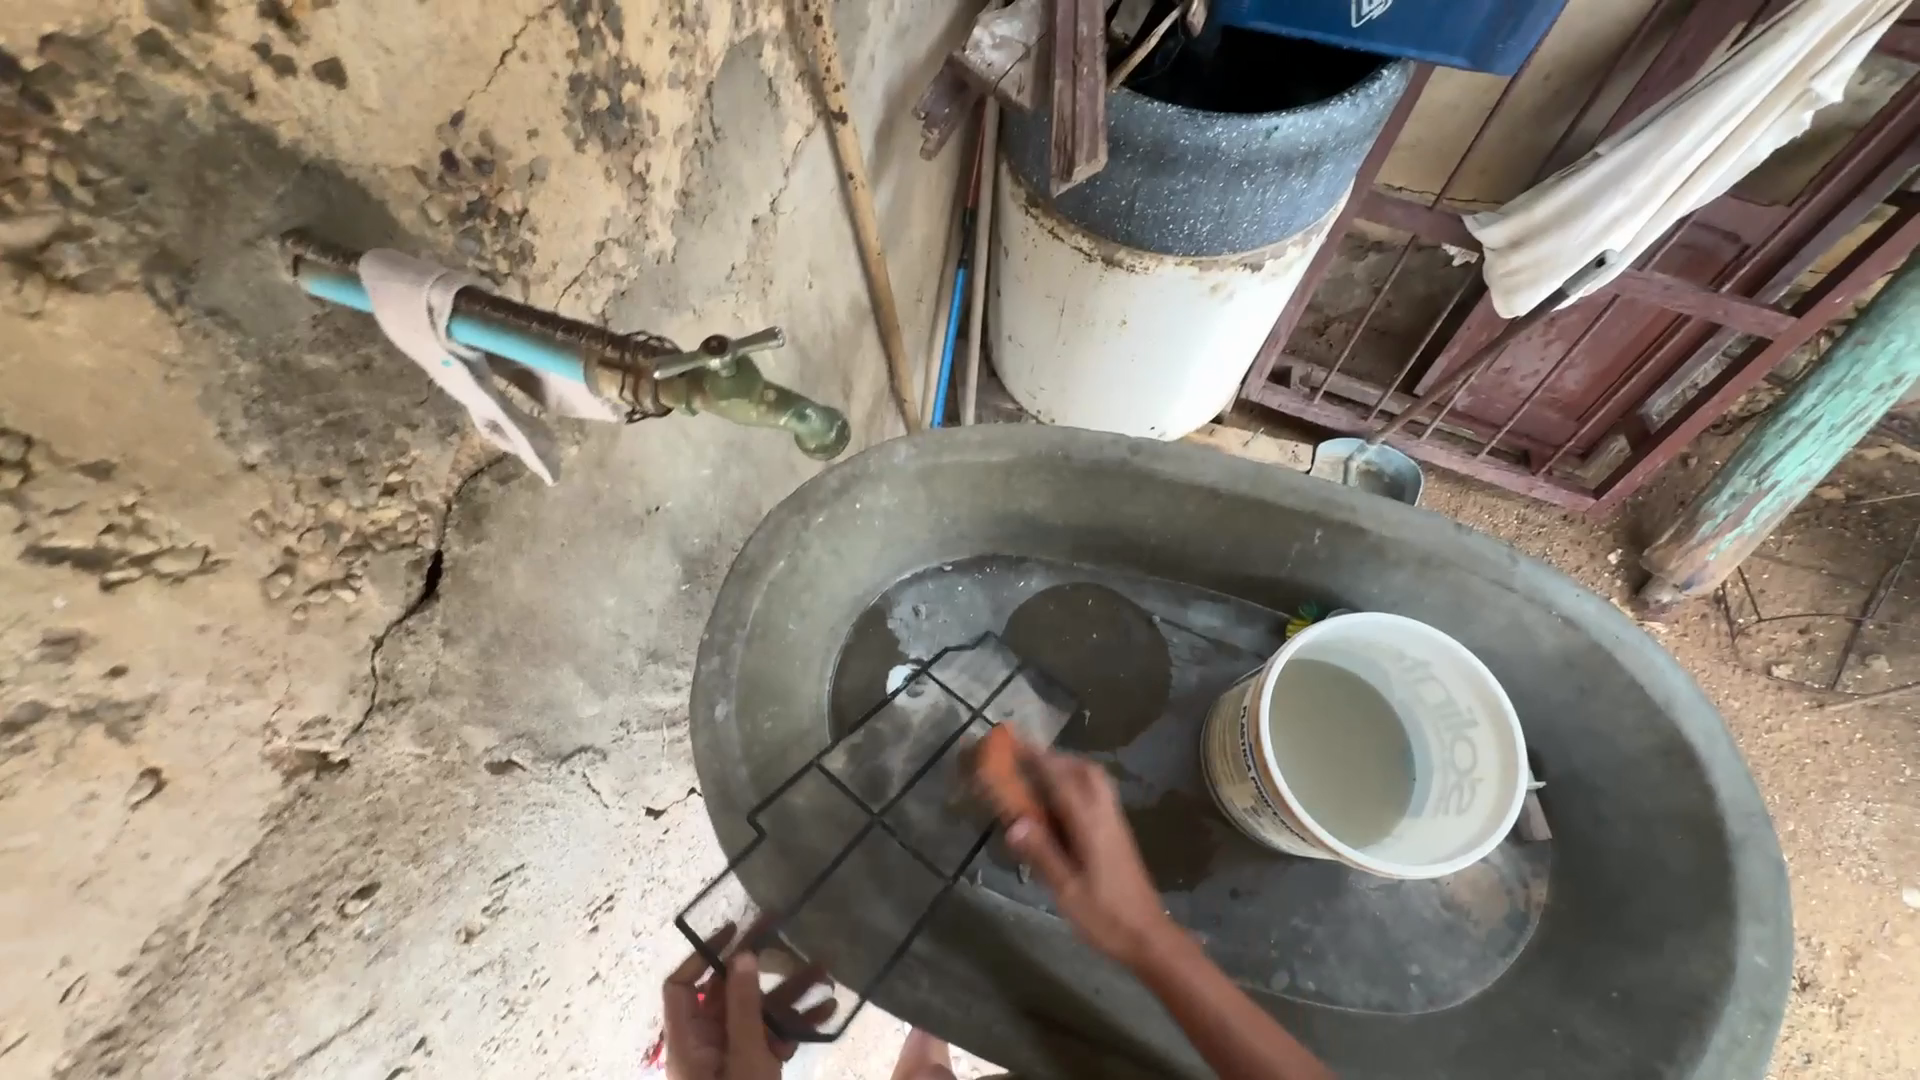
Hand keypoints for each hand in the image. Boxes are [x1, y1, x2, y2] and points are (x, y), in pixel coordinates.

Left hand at [662, 926, 835, 1079]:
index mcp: (688, 1041)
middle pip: (728, 991)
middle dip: (762, 964)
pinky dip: (798, 1022)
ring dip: (791, 991)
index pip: (681, 986)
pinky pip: (774, 1036)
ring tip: (826, 970)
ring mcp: (733, 1057)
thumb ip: (743, 1007)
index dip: (702, 955)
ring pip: (758, 1011)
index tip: (737, 930)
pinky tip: (829, 1008)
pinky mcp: (755, 1070)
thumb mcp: (744, 1059)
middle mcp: (707, 1043)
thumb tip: (742, 955)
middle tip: (789, 930)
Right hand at [998, 743, 1172, 970]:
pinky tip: (1061, 803)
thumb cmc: (1106, 917)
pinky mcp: (1118, 833)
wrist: (1150, 938)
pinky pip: (1098, 793)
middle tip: (1026, 760)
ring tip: (1041, 776)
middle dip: (1055, 758)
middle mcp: (1105, 814)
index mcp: (1091, 823)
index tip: (1014, 744)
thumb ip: (1042, 855)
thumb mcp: (1067, 891)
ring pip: (1094, 779)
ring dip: (1068, 768)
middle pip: (1083, 770)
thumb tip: (1014, 824)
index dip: (1037, 759)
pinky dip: (1077, 784)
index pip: (1061, 780)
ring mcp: (1115, 822)